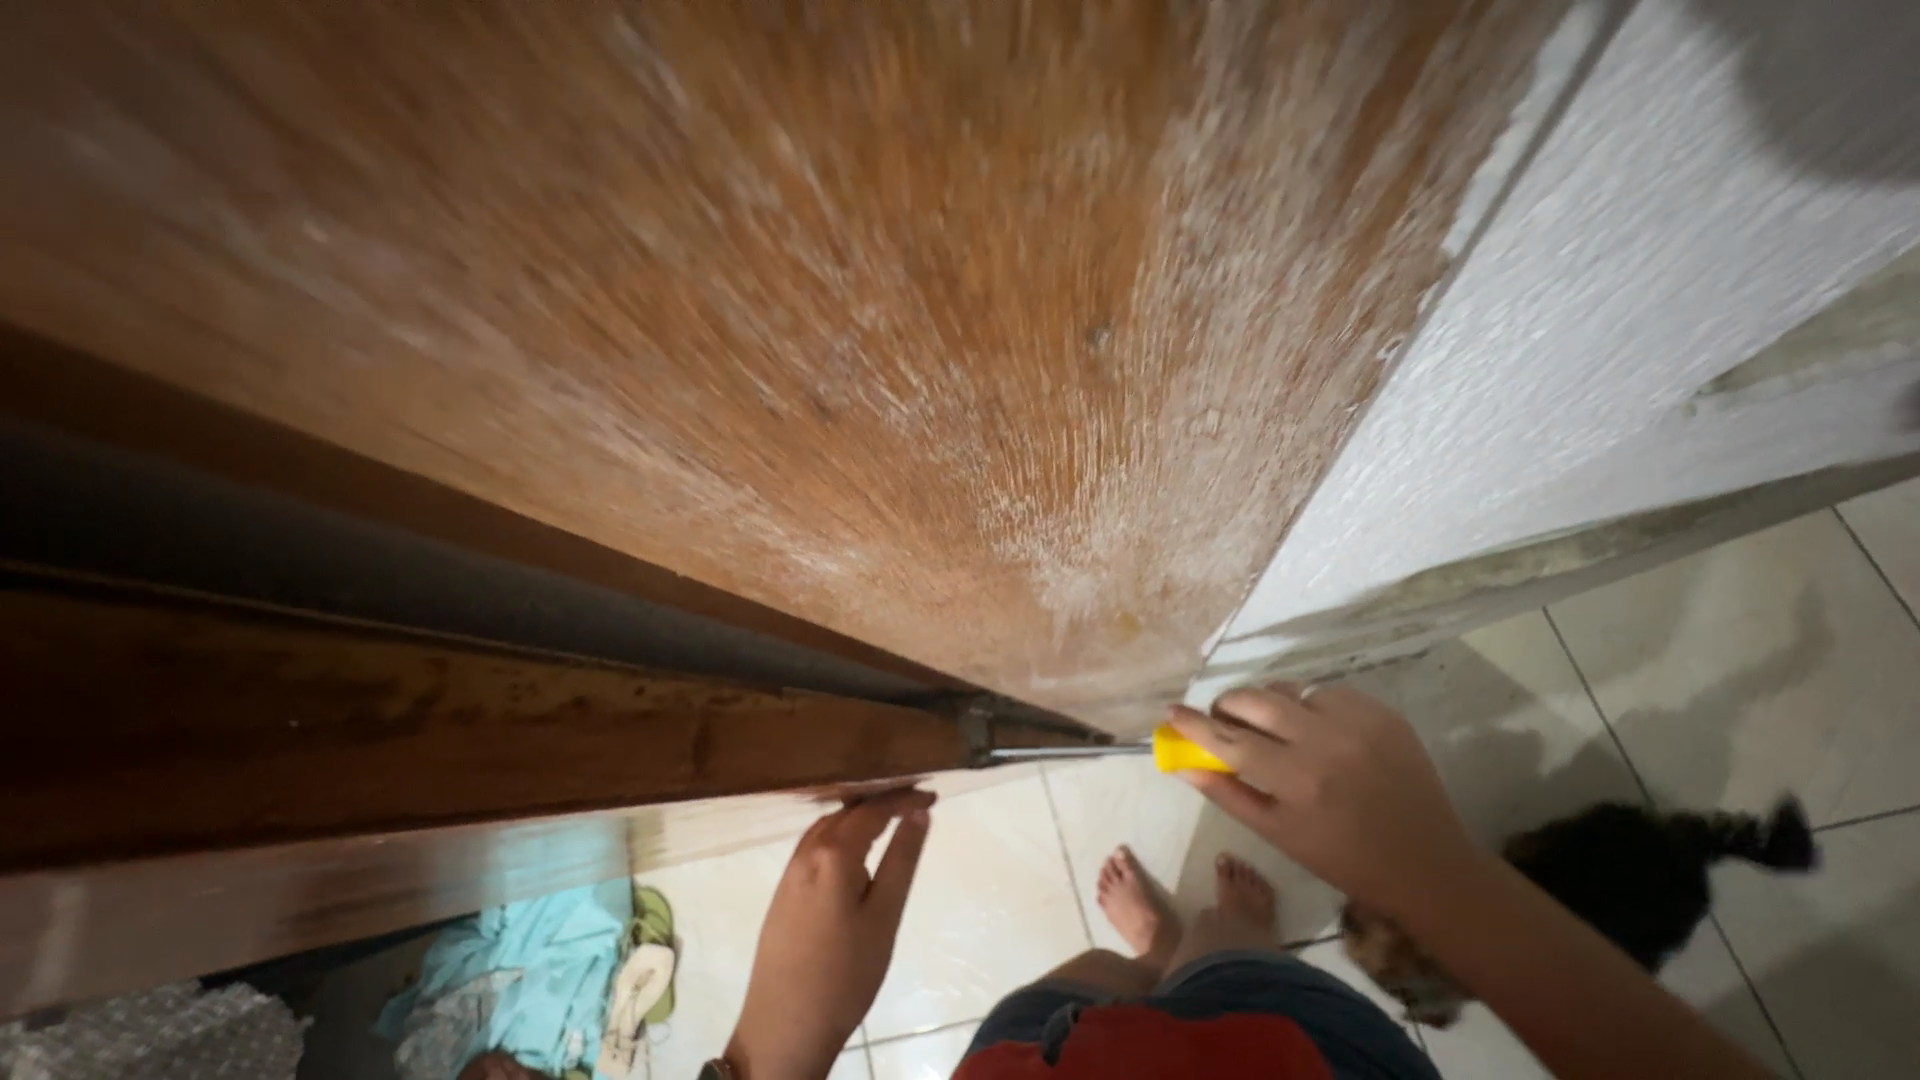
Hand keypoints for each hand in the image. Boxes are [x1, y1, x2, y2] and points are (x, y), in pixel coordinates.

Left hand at [728, 788, 935, 1079]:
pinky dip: (839, 835)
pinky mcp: (783, 892)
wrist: (784, 1028)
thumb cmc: (845, 974)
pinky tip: (854, 851)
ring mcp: (790, 872)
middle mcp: (806, 853)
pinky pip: (814, 846)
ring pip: (828, 827)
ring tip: (890, 820)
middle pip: (848, 811)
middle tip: (917, 803)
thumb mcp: (884, 916)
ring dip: (858, 816)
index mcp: (832, 854)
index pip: (873, 810)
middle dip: (882, 802)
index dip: (903, 798)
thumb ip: (901, 859)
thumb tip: (918, 813)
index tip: (933, 794)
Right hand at [1169, 683, 1484, 917]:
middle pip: (1255, 700)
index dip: (1194, 724)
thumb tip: (1183, 764)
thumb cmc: (1342, 858)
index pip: (1229, 739)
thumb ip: (1226, 793)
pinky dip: (1310, 706)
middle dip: (1228, 705)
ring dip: (1269, 704)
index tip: (1172, 712)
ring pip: (1289, 690)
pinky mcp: (1382, 713)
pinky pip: (1327, 693)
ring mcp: (1358, 722)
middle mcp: (1325, 741)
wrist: (1427, 862)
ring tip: (1272, 727)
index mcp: (1296, 780)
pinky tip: (1316, 731)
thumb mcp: (1277, 833)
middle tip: (1222, 718)